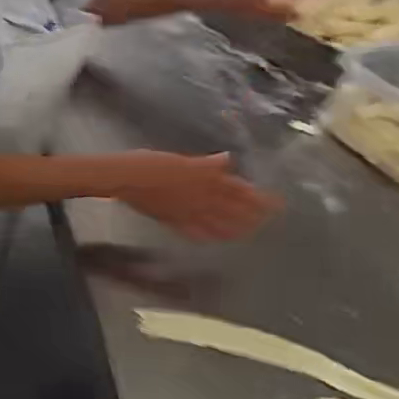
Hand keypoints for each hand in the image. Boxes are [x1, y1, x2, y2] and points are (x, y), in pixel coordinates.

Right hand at [107, 151, 280, 241]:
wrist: (122, 178)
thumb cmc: (148, 162)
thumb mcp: (179, 159)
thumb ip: (206, 163)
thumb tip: (226, 160)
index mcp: (204, 180)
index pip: (238, 190)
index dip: (258, 198)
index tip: (276, 204)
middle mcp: (200, 199)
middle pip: (231, 210)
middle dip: (251, 216)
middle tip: (268, 222)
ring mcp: (185, 212)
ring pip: (215, 224)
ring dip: (233, 229)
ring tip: (246, 233)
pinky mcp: (169, 219)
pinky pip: (190, 231)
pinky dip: (202, 236)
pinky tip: (209, 239)